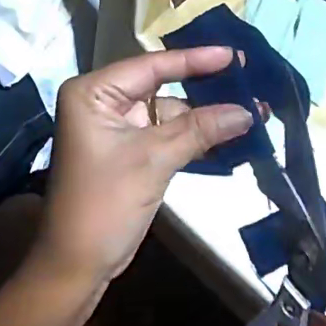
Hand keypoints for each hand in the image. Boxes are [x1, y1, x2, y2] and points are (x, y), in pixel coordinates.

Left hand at [35, 46, 253, 284]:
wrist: (74, 271)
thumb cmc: (103, 206)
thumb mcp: (154, 161)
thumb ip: (200, 129)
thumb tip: (248, 111)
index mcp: (94, 93)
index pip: (152, 66)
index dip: (195, 60)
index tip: (233, 54)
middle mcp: (103, 102)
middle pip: (163, 86)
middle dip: (205, 87)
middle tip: (246, 75)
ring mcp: (117, 127)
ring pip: (170, 111)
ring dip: (207, 115)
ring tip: (251, 109)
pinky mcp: (130, 151)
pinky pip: (168, 133)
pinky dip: (196, 135)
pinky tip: (230, 133)